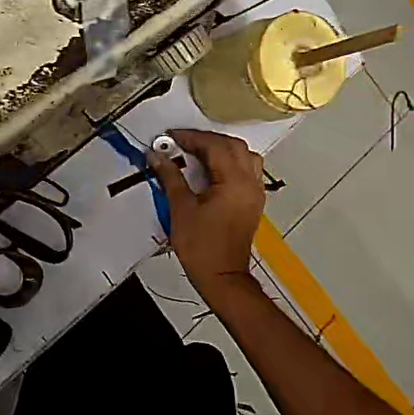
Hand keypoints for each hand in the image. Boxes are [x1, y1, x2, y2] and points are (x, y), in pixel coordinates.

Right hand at [149, 129, 266, 288]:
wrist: (221, 277)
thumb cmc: (203, 249)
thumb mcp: (180, 208)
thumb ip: (171, 177)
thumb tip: (159, 157)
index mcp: (234, 182)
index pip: (214, 146)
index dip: (191, 137)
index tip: (172, 137)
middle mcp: (249, 184)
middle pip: (233, 146)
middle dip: (206, 140)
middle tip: (182, 143)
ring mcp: (254, 194)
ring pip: (244, 156)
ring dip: (222, 149)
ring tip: (197, 152)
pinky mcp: (252, 203)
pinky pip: (247, 171)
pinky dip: (231, 163)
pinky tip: (212, 170)